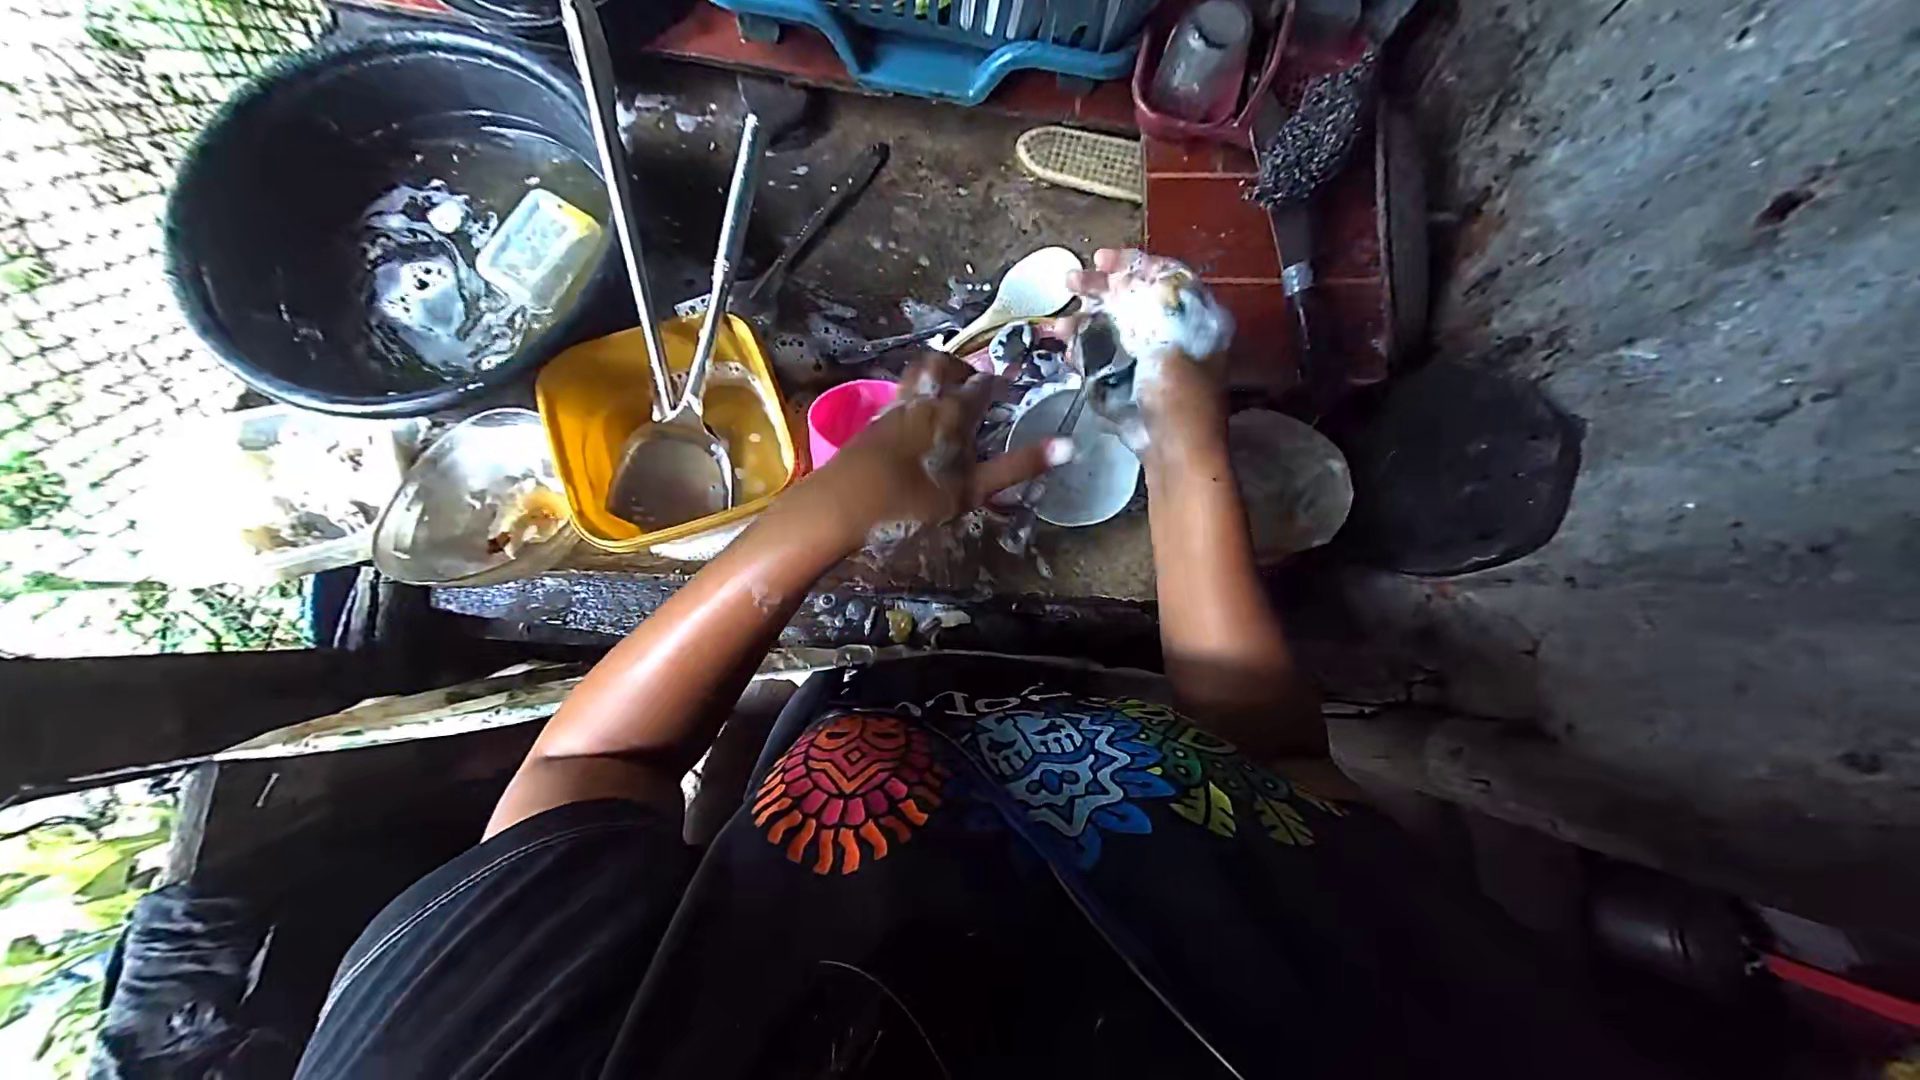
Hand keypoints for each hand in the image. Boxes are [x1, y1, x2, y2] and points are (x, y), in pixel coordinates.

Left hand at [793, 354, 1071, 549]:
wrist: (845, 504)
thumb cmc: (916, 498)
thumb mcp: (974, 489)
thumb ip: (1018, 466)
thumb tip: (1069, 446)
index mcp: (955, 411)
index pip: (984, 385)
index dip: (1001, 385)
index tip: (1011, 391)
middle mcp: (925, 399)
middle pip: (944, 365)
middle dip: (963, 369)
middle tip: (975, 386)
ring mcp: (894, 408)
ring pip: (918, 376)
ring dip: (936, 379)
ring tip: (947, 401)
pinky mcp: (873, 423)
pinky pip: (900, 396)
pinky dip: (915, 399)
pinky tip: (916, 425)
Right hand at [1064, 248, 1232, 460]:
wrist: (1175, 454)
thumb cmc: (1179, 398)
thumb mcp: (1164, 341)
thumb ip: (1142, 307)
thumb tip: (1118, 278)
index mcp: (1195, 320)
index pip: (1164, 277)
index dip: (1132, 263)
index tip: (1101, 259)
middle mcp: (1173, 336)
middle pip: (1134, 302)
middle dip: (1100, 292)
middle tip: (1070, 283)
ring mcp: (1150, 363)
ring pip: (1115, 333)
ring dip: (1085, 325)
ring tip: (1059, 326)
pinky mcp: (1132, 387)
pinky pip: (1106, 362)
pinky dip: (1087, 354)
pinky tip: (1068, 350)